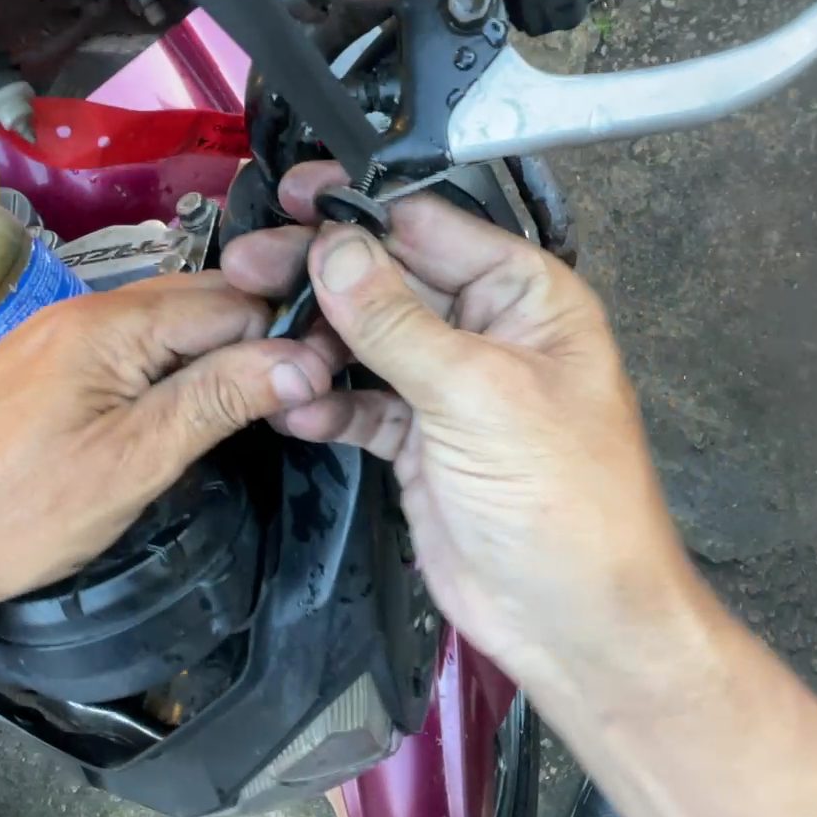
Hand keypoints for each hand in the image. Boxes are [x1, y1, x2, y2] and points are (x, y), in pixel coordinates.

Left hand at [0, 272, 335, 665]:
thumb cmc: (22, 517)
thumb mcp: (137, 460)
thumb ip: (219, 399)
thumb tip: (306, 359)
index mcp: (110, 323)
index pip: (231, 303)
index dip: (281, 339)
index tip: (315, 387)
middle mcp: (79, 309)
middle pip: (196, 303)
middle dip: (248, 342)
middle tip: (283, 401)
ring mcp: (51, 333)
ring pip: (160, 325)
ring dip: (207, 355)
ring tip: (237, 406)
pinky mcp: (36, 364)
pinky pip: (121, 345)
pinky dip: (161, 367)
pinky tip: (169, 406)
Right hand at [222, 163, 694, 680]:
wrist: (567, 620)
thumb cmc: (559, 499)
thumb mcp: (476, 394)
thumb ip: (397, 322)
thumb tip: (334, 249)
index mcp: (523, 296)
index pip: (431, 228)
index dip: (360, 210)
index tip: (294, 196)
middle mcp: (483, 331)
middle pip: (387, 281)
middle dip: (320, 274)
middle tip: (250, 263)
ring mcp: (445, 387)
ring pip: (365, 342)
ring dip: (314, 343)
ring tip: (263, 343)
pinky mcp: (417, 438)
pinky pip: (360, 404)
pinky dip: (327, 406)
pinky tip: (297, 411)